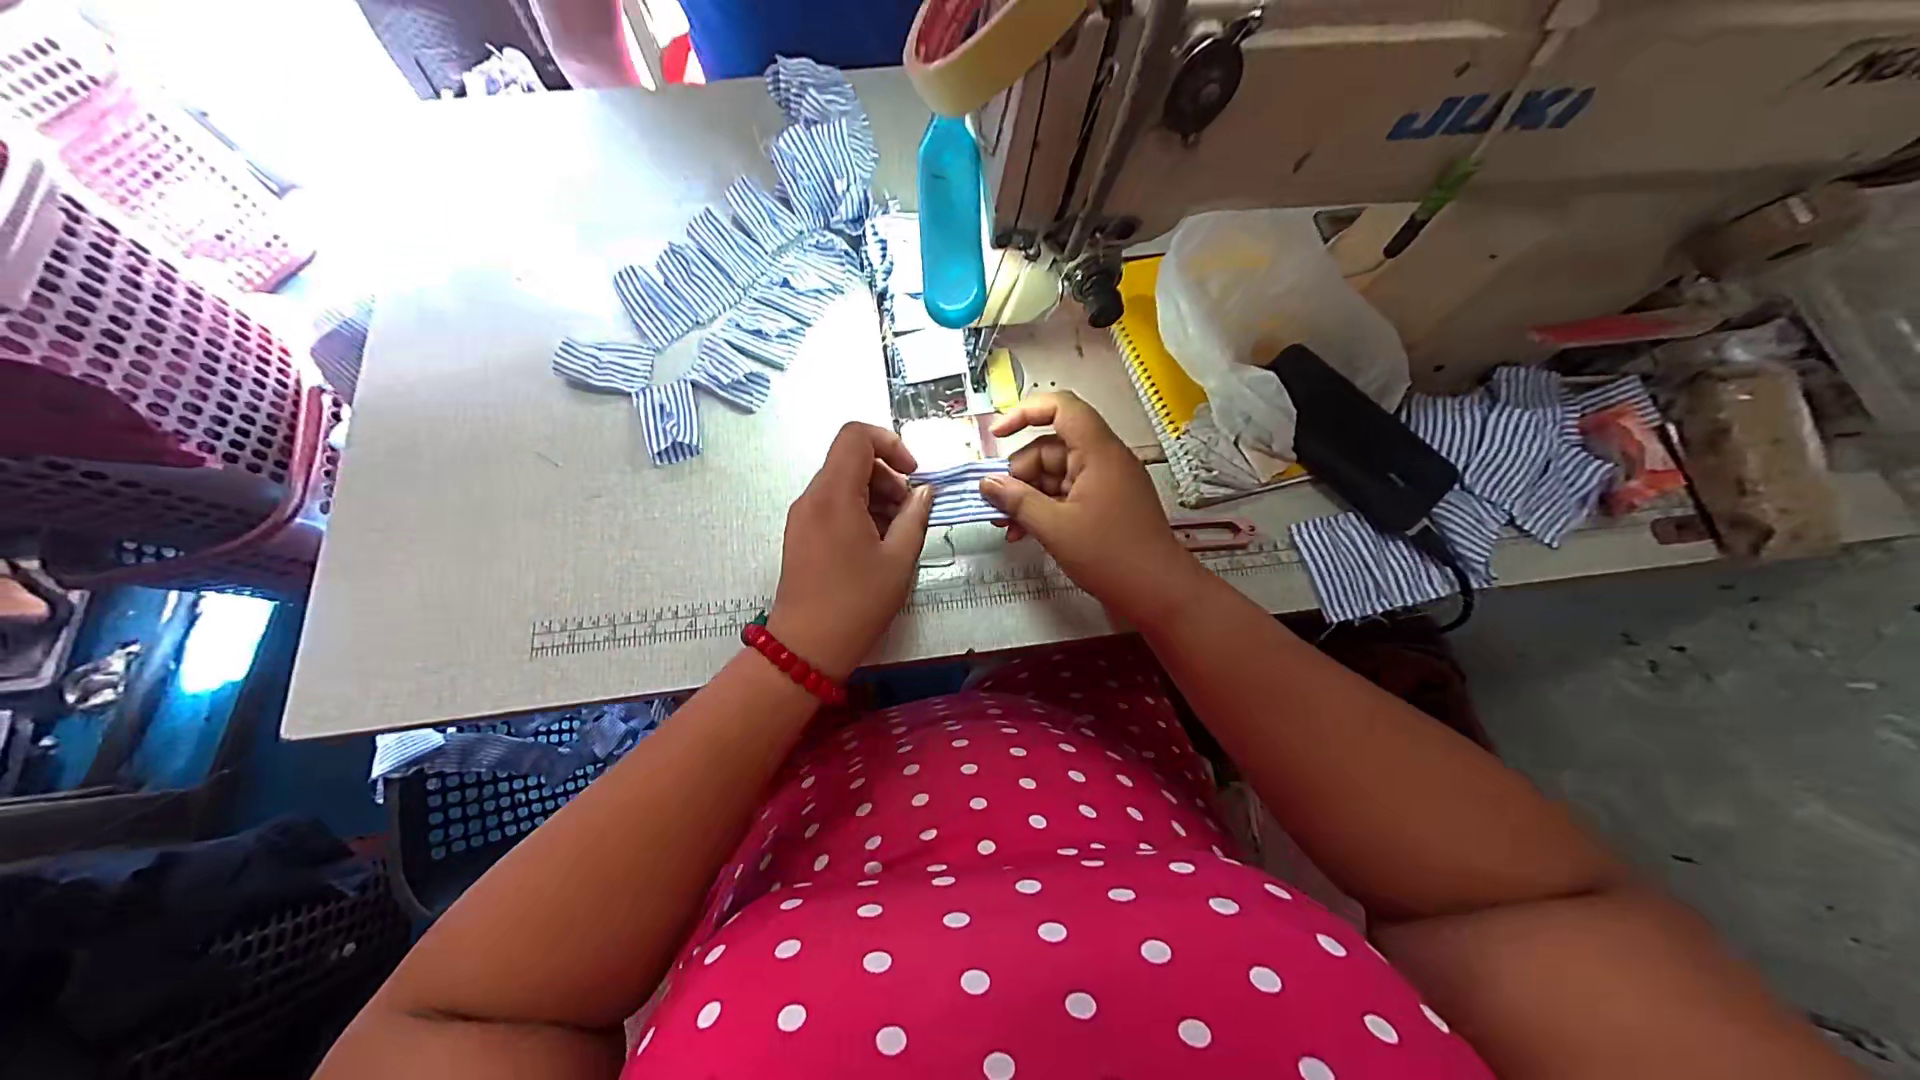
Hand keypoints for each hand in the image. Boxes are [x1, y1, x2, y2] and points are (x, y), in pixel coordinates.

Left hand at [766, 422, 932, 679]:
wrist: (807, 647)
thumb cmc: (857, 603)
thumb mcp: (898, 559)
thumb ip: (915, 516)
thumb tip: (924, 491)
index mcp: (833, 495)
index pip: (856, 436)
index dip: (890, 443)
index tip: (912, 475)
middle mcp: (812, 497)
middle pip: (851, 459)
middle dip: (887, 476)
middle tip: (909, 513)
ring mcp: (803, 515)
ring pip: (843, 482)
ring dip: (876, 496)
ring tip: (896, 533)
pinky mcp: (801, 533)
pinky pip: (833, 504)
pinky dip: (859, 511)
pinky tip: (876, 544)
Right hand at [980, 392, 1207, 625]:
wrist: (1158, 592)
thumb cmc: (1110, 556)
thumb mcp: (1054, 528)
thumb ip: (1017, 501)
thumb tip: (987, 484)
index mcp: (1098, 452)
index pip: (1061, 408)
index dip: (1024, 412)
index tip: (996, 434)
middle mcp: (1104, 459)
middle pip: (1051, 448)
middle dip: (1019, 474)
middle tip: (997, 505)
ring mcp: (1106, 482)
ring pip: (1055, 475)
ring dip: (1028, 496)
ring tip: (1007, 525)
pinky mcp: (1106, 504)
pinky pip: (1067, 494)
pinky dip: (1044, 509)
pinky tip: (1024, 532)